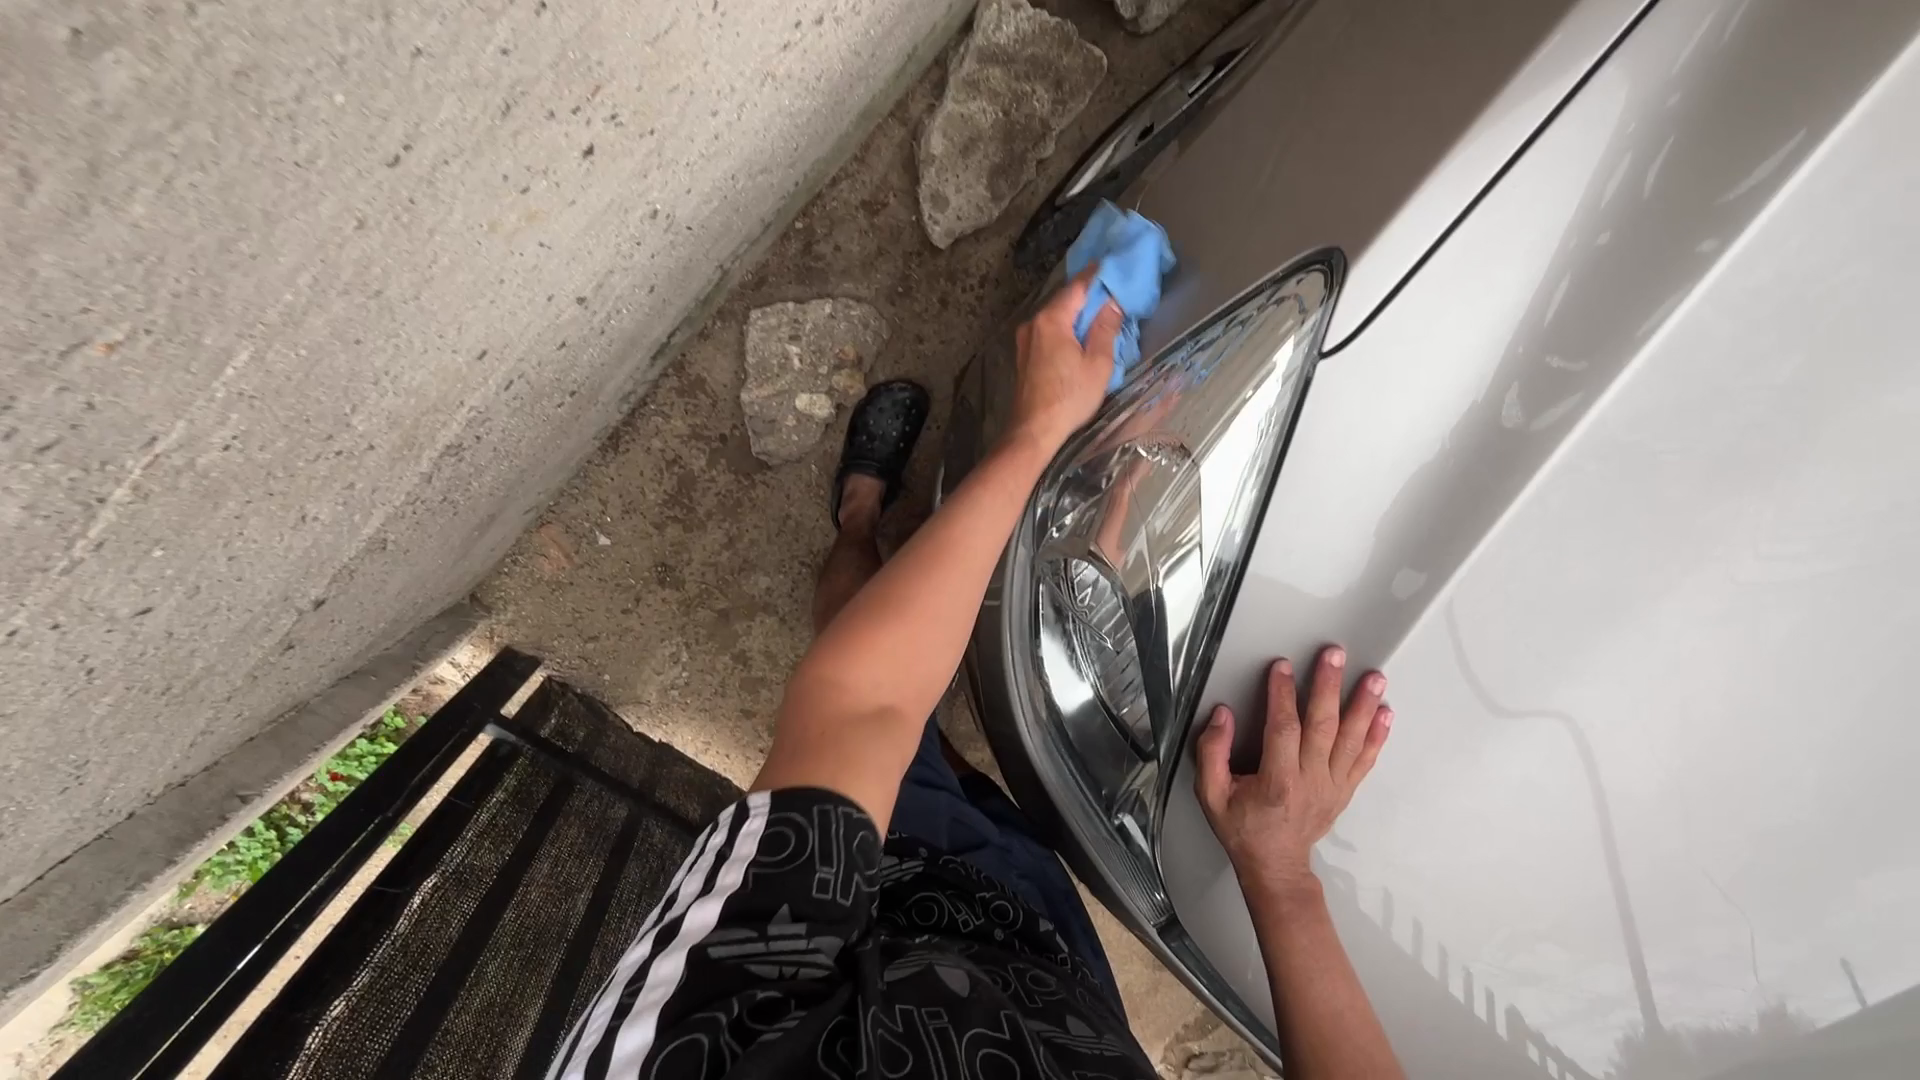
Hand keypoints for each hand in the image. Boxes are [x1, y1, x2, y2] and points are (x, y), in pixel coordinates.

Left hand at [1007, 274, 1123, 451]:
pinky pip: (1047, 332)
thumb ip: (1106, 329)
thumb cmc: (1069, 398)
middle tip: (1111, 292)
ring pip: (1055, 317)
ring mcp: (1025, 340)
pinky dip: (1064, 329)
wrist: (1034, 430)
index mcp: (1052, 320)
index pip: (1078, 286)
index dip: (1097, 275)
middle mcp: (1033, 323)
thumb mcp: (1098, 363)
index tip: (1113, 266)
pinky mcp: (1023, 356)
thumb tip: (1112, 304)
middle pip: (1064, 301)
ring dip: (1075, 315)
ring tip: (1099, 315)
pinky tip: (1078, 337)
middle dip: (1087, 296)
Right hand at [1194, 646, 1393, 898]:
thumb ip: (1212, 753)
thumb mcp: (1211, 795)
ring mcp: (1332, 785)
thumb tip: (1222, 715)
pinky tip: (1385, 713)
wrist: (1276, 866)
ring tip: (1374, 677)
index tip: (1282, 666)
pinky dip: (1377, 736)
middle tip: (1334, 655)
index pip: (1283, 729)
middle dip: (1329, 686)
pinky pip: (1365, 760)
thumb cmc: (1241, 828)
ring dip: (1363, 705)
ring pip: (1352, 740)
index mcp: (1277, 781)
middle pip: (1323, 726)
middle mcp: (1311, 780)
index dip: (1282, 695)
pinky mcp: (1344, 790)